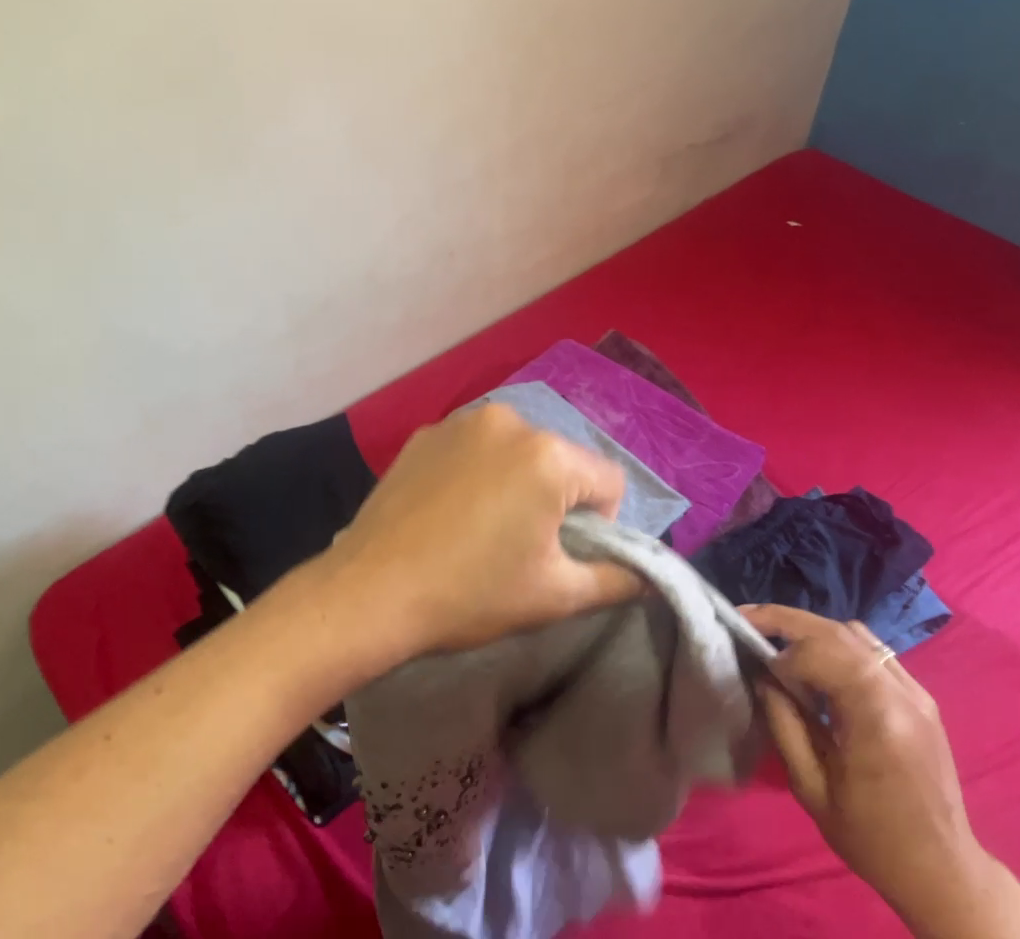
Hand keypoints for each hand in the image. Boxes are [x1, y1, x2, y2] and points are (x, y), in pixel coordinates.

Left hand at [319, 402, 640, 655]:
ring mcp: (462, 421)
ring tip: (482, 529)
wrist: (368, 594)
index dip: (599, 526)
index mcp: (550, 456)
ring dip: (518, 483)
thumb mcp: (555, 597)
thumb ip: (618, 581)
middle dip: (556, 501)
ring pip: (520, 452)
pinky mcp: (425, 432)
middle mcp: (511, 421)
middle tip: (520, 547)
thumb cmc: (470, 595)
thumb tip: (651, 577)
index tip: (559, 556)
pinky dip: (478, 474)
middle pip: (563, 462)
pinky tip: (450, 512)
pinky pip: (477, 448)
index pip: (609, 483)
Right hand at [743, 605, 1019, 938]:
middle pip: (840, 632)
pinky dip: (840, 648)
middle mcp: (901, 691)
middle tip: (748, 618)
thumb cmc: (870, 837)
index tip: (760, 672)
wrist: (941, 868)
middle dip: (790, 621)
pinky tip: (818, 667)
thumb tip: (765, 679)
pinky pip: (875, 655)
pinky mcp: (922, 698)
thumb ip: (785, 725)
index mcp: (876, 716)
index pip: (823, 651)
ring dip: (815, 632)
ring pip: (860, 636)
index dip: (784, 653)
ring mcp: (916, 691)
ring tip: (780, 642)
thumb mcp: (812, 787)